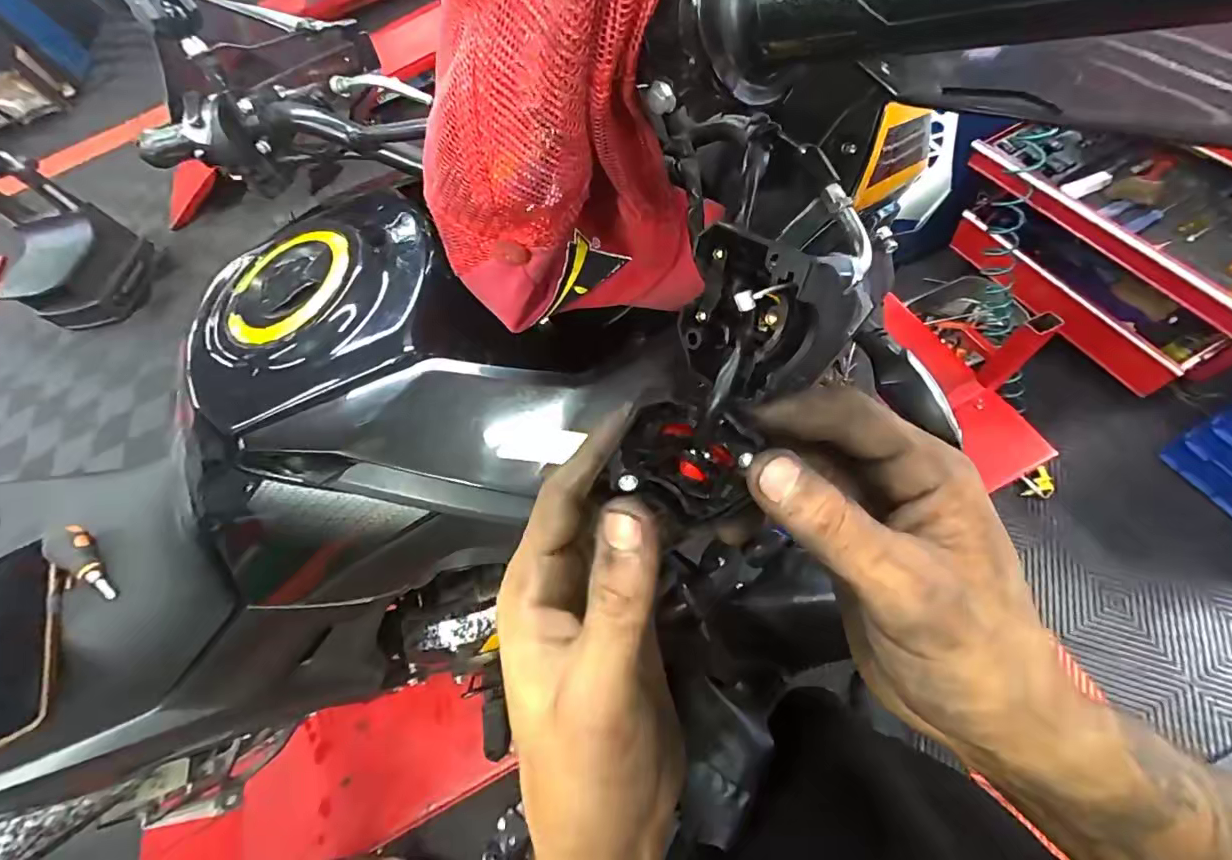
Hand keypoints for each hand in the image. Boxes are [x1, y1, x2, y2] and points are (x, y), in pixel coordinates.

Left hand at [498, 413, 682, 859]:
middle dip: (626, 467)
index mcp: (531, 589)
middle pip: (592, 508)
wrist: (611, 833)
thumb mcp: (600, 680)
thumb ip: (617, 596)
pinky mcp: (629, 617)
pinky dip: (668, 536)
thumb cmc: (585, 764)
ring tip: (694, 458)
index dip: (592, 455)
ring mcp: (597, 599)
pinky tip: (700, 514)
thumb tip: (633, 508)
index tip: (634, 413)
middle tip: (677, 428)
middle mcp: (559, 583)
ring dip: (650, 497)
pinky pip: (646, 562)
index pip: (560, 502)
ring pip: (621, 532)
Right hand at [746, 387, 1081, 762]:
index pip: (855, 416)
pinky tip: (738, 525)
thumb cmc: (968, 649)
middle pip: (827, 434)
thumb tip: (763, 465)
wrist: (988, 718)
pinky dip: (771, 509)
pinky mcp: (850, 537)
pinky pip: (804, 505)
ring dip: (767, 477)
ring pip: (810, 468)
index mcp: (928, 467)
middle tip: (715, 452)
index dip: (797, 410)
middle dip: (775, 440)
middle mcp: (899, 474)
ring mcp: (873, 505)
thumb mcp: (901, 585)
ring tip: (718, 495)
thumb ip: (832, 525)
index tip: (739, 420)